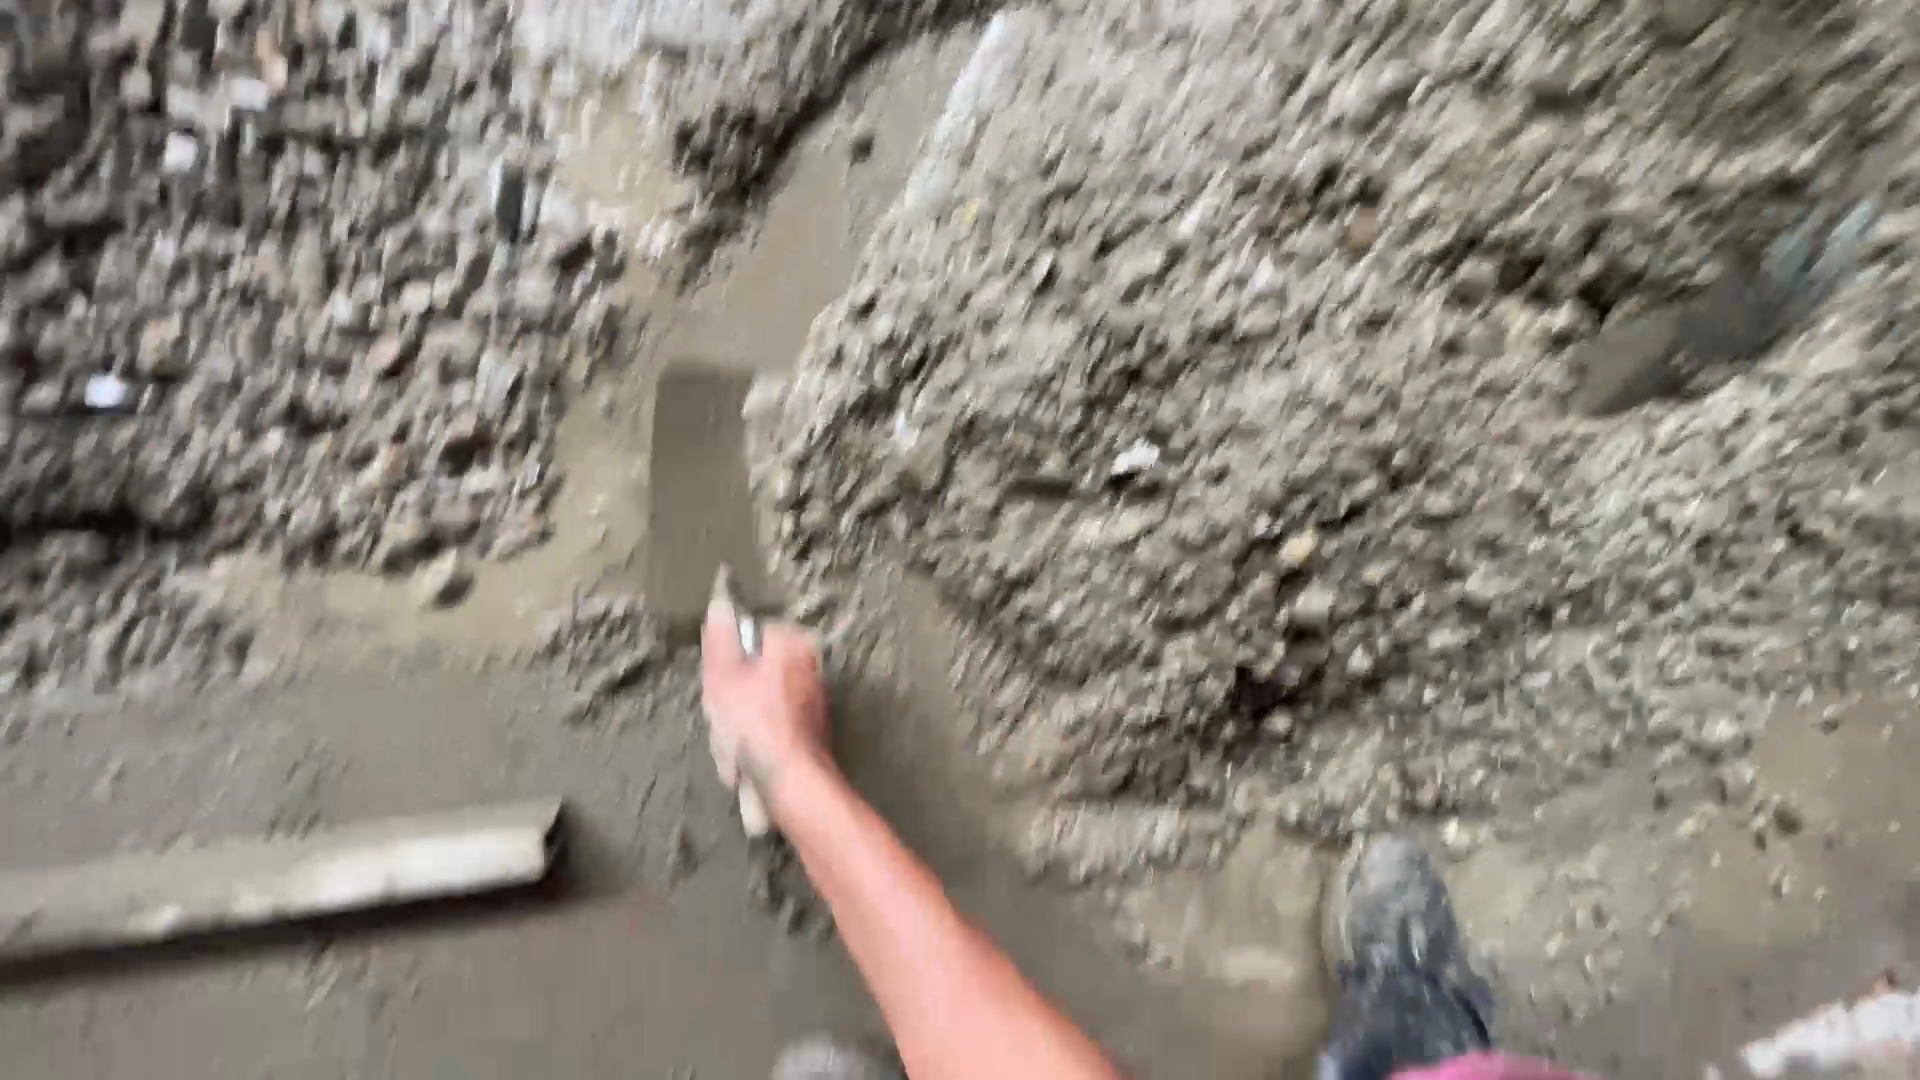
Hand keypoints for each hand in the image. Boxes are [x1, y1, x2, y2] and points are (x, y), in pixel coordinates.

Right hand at [701, 575, 831, 830]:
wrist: (794, 783)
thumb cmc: (757, 728)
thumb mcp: (723, 678)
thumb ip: (720, 638)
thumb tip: (720, 604)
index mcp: (794, 643)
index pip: (747, 637)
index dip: (726, 663)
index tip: (719, 686)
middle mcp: (810, 666)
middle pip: (750, 673)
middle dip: (731, 702)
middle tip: (726, 723)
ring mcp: (811, 699)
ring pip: (755, 705)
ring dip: (738, 729)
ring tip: (736, 748)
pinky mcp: (808, 730)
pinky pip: (767, 730)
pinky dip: (755, 744)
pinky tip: (748, 762)